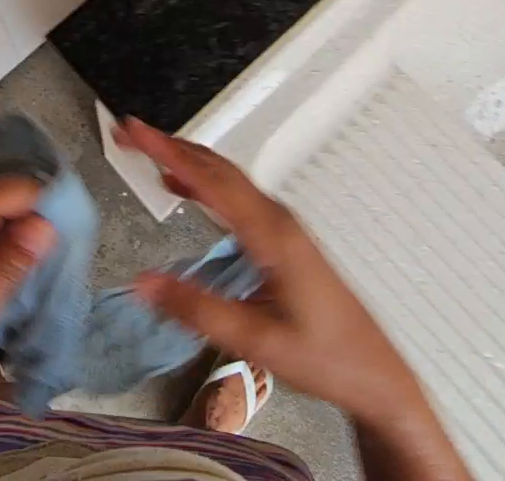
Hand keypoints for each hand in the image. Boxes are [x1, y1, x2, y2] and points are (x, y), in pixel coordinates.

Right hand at [119, 118, 470, 480]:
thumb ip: (196, 309)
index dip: (167, 150)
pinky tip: (182, 187)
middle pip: (216, 166)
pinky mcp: (282, 235)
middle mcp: (277, 218)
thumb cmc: (324, 357)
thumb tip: (142, 282)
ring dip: (184, 158)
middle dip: (168, 144)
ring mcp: (282, 224)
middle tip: (128, 134)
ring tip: (146, 151)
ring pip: (226, 176)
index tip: (134, 131)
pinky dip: (203, 181)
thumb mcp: (255, 342)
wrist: (376, 374)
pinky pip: (235, 194)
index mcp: (271, 234)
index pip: (210, 178)